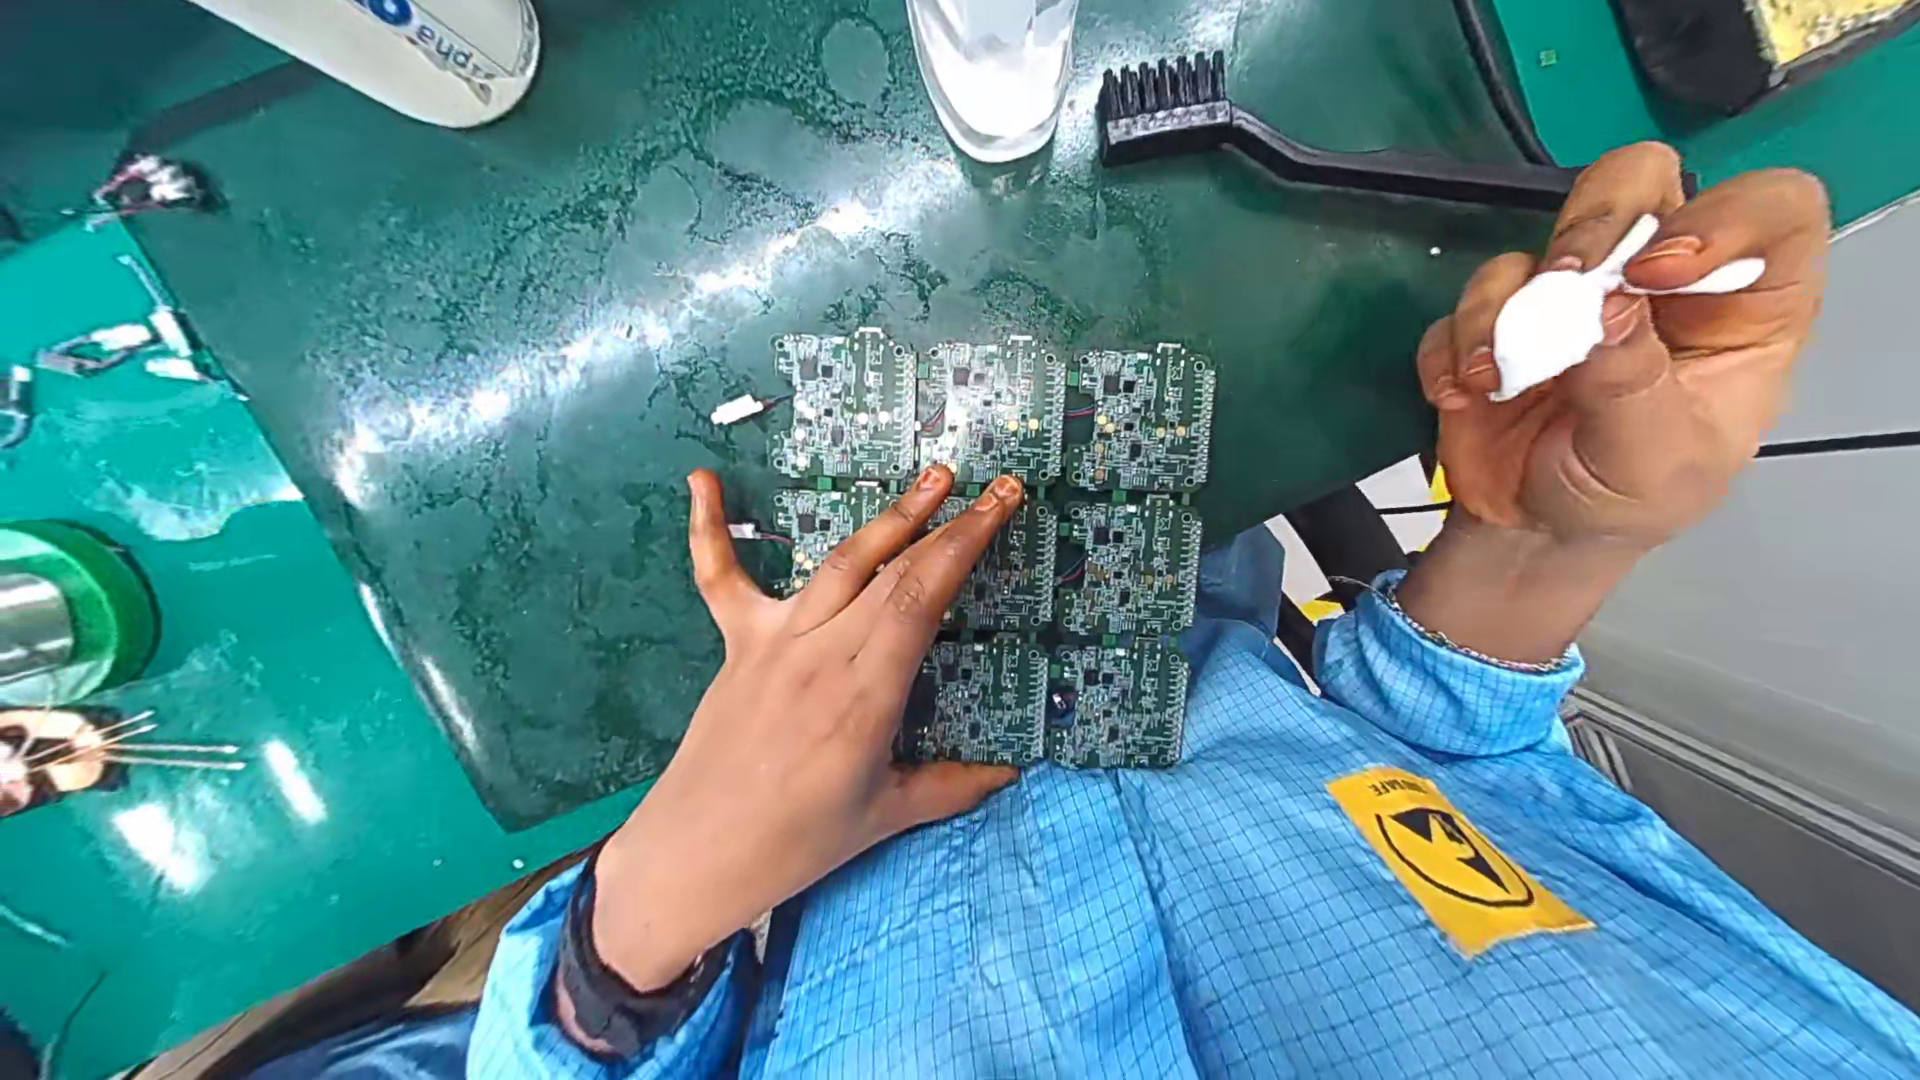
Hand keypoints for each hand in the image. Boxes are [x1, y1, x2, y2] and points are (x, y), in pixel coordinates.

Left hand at [587, 465, 1021, 991]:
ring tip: (930, 479)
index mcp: (866, 695)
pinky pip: (720, 578)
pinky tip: (701, 480)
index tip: (999, 505)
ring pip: (839, 563)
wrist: (693, 856)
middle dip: (947, 523)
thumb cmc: (796, 843)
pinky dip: (710, 529)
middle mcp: (822, 653)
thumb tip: (1013, 771)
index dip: (964, 543)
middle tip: (988, 487)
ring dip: (888, 517)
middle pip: (893, 571)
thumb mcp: (886, 816)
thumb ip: (955, 786)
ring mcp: (775, 640)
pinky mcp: (738, 641)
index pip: (922, 598)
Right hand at [1399, 143, 1828, 661]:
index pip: (1759, 210)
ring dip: (1490, 313)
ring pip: (1516, 260)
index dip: (1715, 219)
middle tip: (1558, 284)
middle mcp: (1640, 289)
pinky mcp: (1481, 341)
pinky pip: (1449, 321)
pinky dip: (1443, 355)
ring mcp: (1551, 311)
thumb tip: (1601, 309)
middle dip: (1588, 227)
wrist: (1531, 532)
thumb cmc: (1623, 496)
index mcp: (1733, 303)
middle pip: (1629, 190)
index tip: (1652, 273)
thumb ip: (1632, 380)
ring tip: (1488, 379)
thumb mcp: (1653, 452)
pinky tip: (1455, 397)